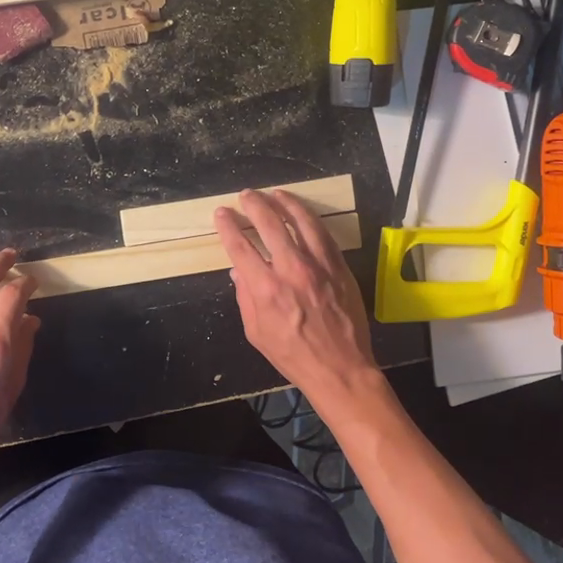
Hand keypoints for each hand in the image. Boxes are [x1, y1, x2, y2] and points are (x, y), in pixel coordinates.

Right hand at [215, 189, 379, 410]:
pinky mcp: (339, 267)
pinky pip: (323, 234)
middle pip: (269, 224)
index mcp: (265, 288)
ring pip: (301, 221)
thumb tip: (239, 271)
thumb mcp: (256, 332)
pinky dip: (310, 219)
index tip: (222, 213)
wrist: (340, 367)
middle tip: (246, 195)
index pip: (240, 246)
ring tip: (274, 194)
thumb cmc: (293, 355)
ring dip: (285, 203)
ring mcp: (318, 266)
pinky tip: (302, 213)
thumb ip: (245, 298)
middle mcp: (291, 269)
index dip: (228, 226)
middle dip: (254, 204)